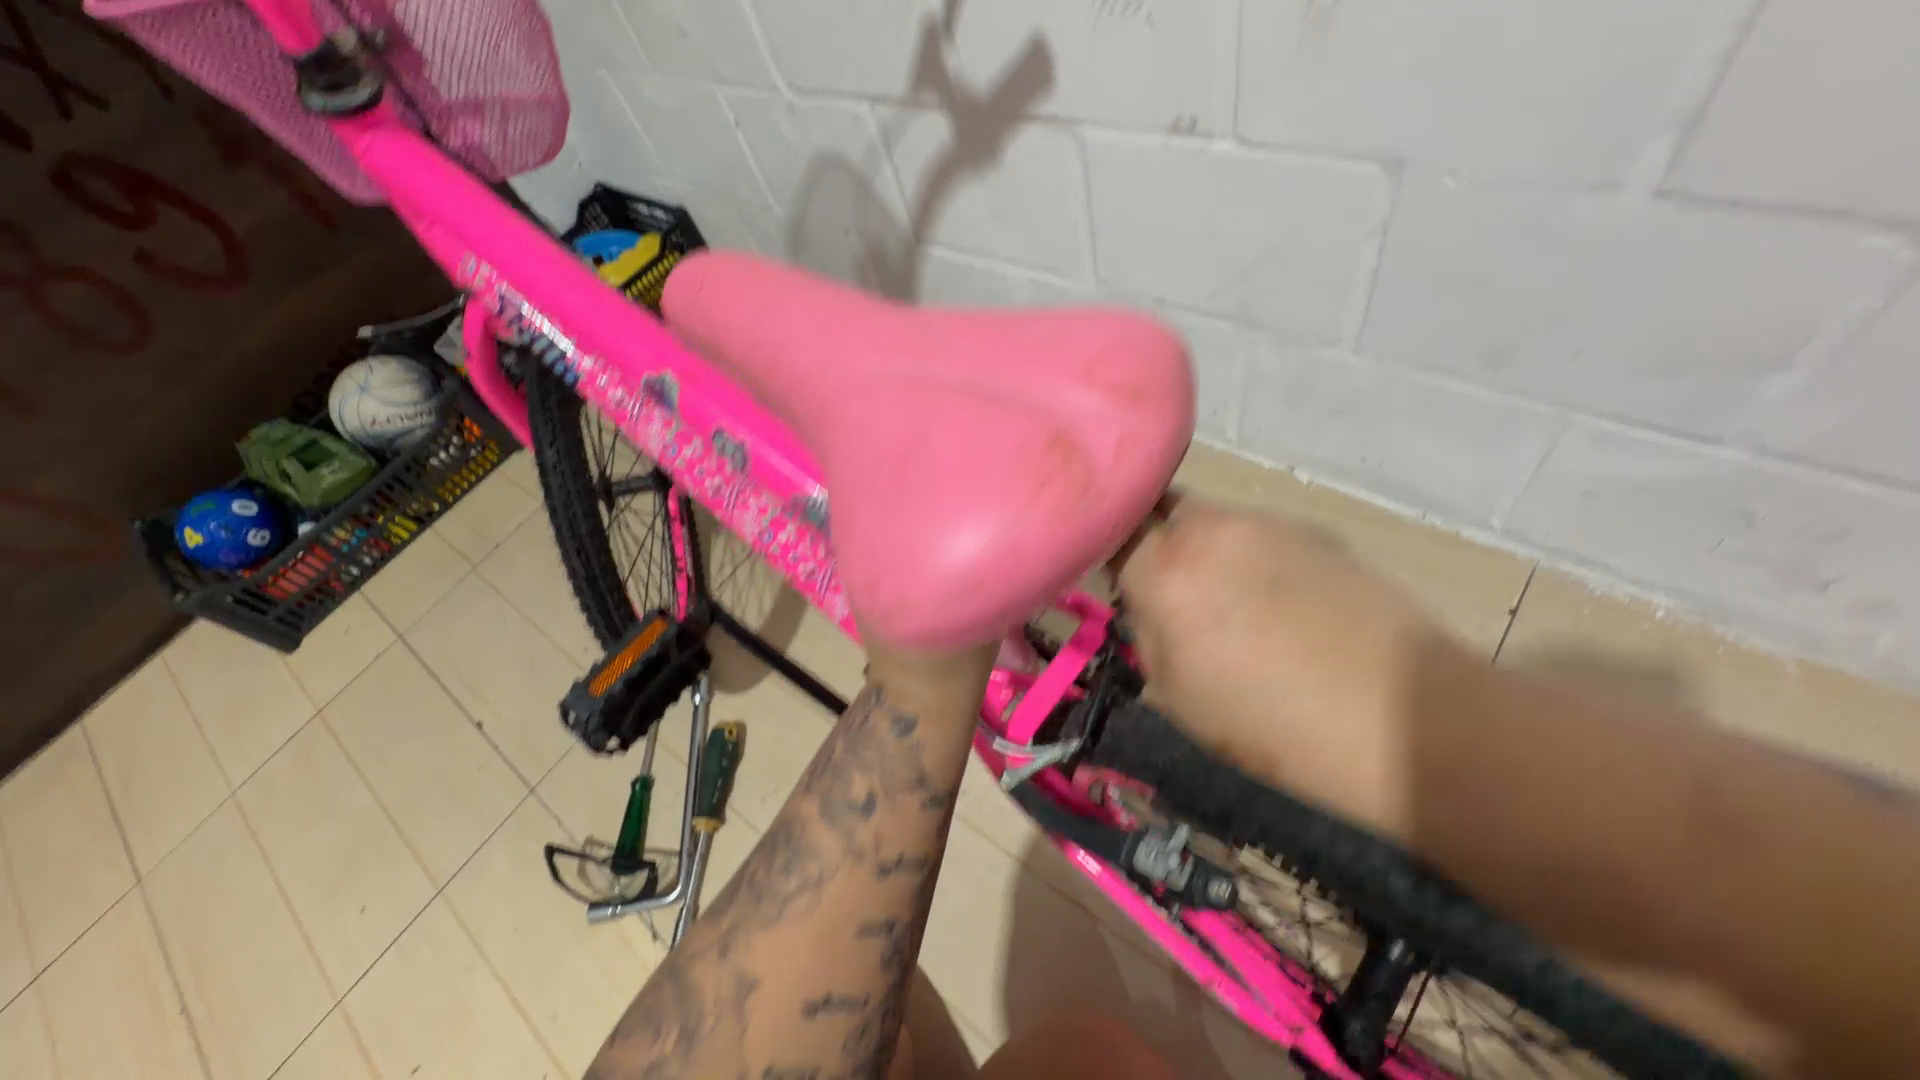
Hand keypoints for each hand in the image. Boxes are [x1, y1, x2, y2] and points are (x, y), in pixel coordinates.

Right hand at [1114, 496, 1473, 830]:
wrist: (1410, 724)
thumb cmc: (1276, 732)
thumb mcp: (1178, 702)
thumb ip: (1150, 638)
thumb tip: (1152, 610)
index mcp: (1169, 573)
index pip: (1113, 535)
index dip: (1111, 560)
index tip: (1120, 592)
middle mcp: (1217, 531)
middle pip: (1167, 517)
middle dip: (1163, 550)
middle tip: (1181, 604)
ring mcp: (1276, 525)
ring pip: (1220, 524)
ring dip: (1214, 555)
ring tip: (1242, 612)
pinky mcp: (1324, 534)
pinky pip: (1267, 537)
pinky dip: (1261, 563)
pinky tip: (1291, 612)